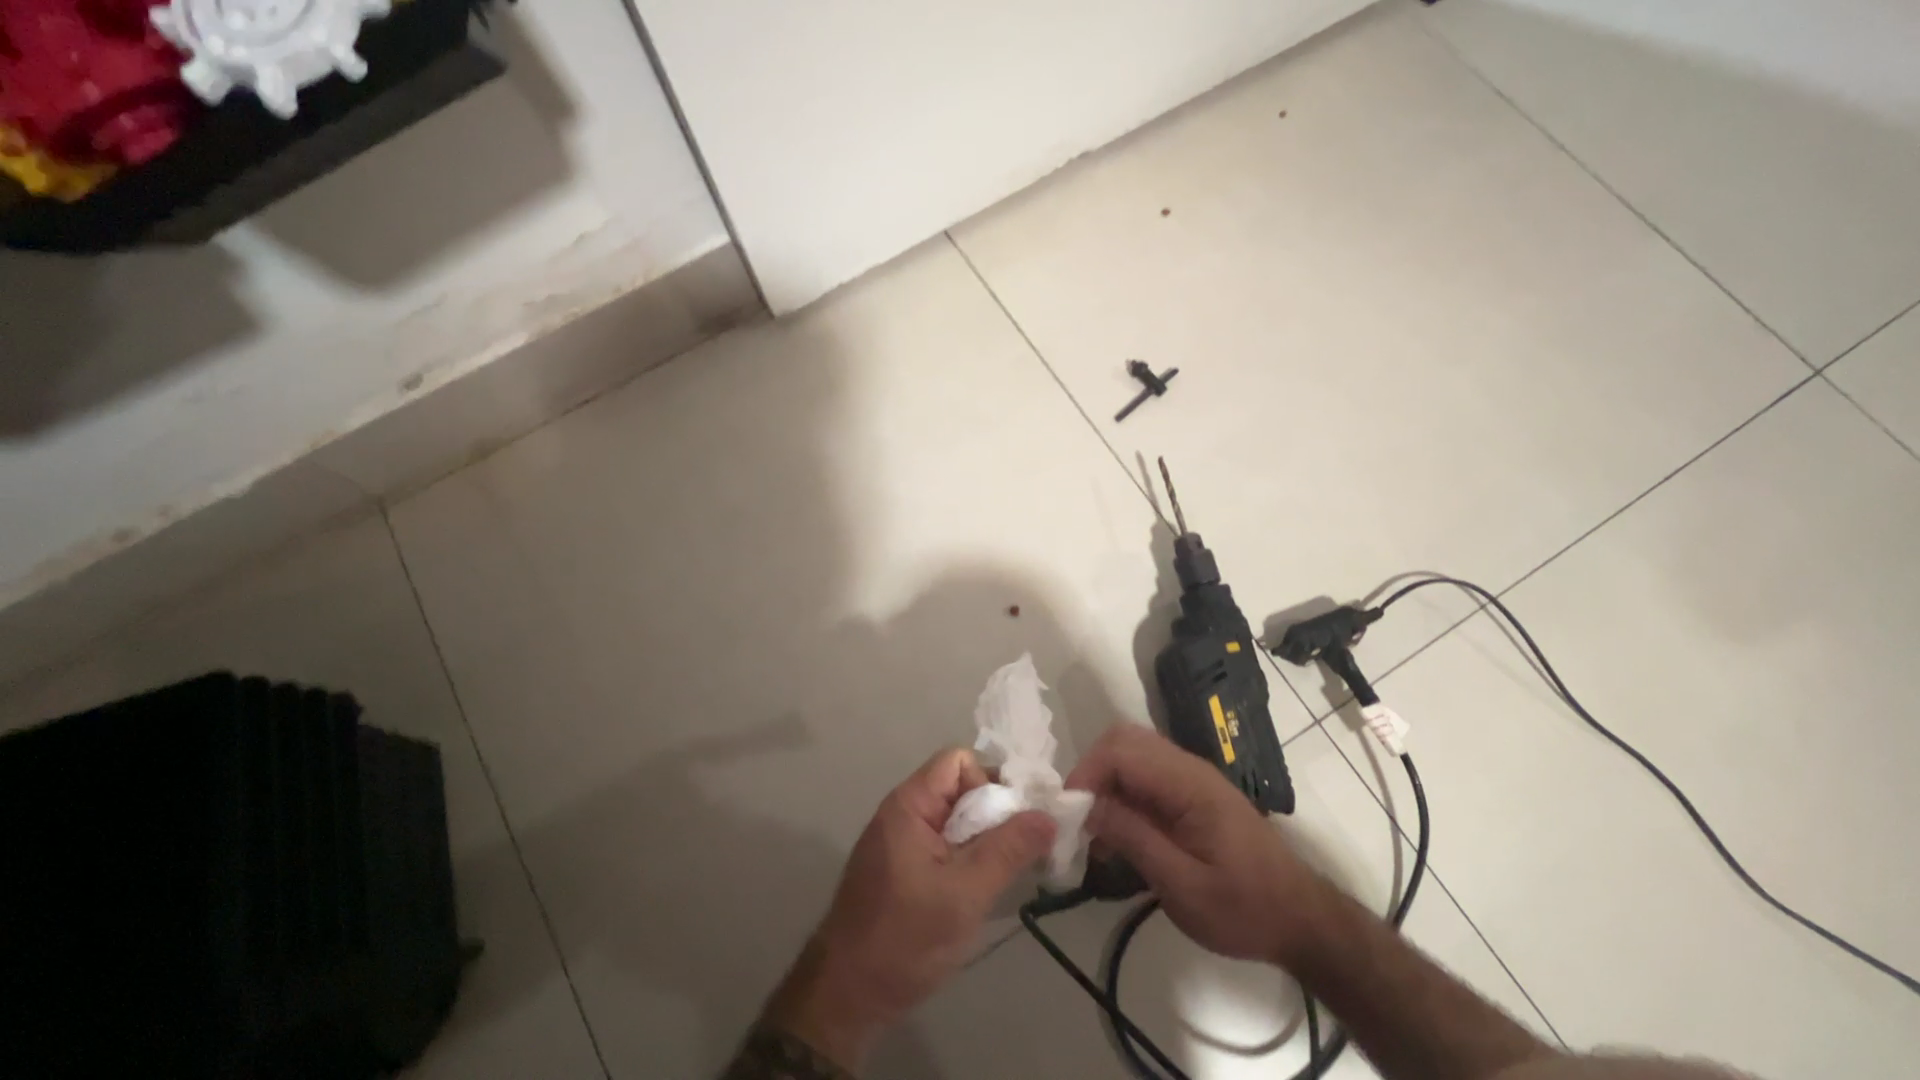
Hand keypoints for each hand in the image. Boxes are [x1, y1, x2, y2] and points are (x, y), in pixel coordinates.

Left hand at [764, 748, 1055, 1068]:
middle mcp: (903, 815)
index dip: (989, 783)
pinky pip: (945, 846)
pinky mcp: (904, 871)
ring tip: (1010, 873)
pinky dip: (969, 859)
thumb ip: (1008, 850)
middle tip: (1023, 852)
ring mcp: (901, 844)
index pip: (958, 762)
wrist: (847, 995)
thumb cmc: (904, 939)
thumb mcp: (965, 894)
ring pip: (955, 820)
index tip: (1013, 824)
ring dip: (986, 840)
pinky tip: (984, 890)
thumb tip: (1047, 815)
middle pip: (959, 788)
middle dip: (996, 814)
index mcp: (909, 806)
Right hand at [1067, 724, 1327, 966]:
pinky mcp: (1192, 797)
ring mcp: (1192, 781)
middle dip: (1091, 773)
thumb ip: (1134, 838)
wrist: (1301, 920)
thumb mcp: (1182, 885)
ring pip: (1132, 755)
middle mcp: (1189, 770)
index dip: (1086, 774)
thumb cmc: (1244, 908)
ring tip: (1093, 834)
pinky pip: (1145, 778)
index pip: (1121, 750)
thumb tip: (1085, 805)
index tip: (1068, 817)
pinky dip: (1121, 797)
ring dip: (1104, 785)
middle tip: (1077, 821)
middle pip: (1123, 741)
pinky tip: (1118, 839)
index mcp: (1190, 785)